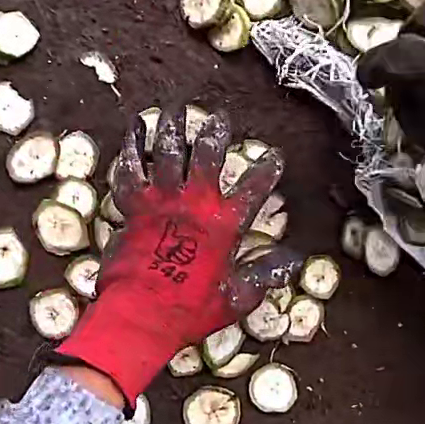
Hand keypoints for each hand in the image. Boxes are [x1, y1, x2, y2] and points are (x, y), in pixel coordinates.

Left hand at [55, 105, 299, 402]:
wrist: (141, 313)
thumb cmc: (189, 309)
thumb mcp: (237, 298)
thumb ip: (264, 275)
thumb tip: (293, 261)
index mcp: (224, 224)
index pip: (255, 188)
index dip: (267, 169)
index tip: (273, 155)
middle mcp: (194, 204)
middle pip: (207, 156)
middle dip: (216, 133)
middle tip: (219, 117)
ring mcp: (160, 202)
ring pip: (167, 153)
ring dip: (172, 129)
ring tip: (175, 110)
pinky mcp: (133, 207)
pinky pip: (130, 172)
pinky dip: (131, 150)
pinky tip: (132, 132)